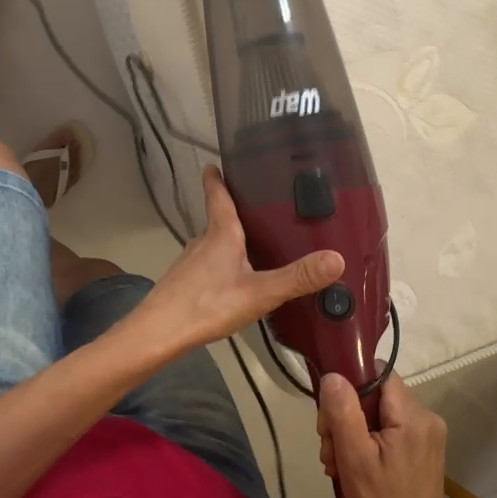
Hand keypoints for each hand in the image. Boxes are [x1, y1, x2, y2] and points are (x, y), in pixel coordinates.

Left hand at [119, 166, 342, 353]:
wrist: (159, 333)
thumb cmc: (208, 304)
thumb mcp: (259, 293)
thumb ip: (296, 277)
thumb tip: (337, 258)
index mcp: (221, 234)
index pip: (217, 196)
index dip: (216, 179)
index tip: (214, 164)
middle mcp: (203, 241)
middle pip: (218, 220)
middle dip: (234, 213)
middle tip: (259, 209)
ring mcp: (189, 263)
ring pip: (212, 244)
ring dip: (228, 241)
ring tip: (253, 246)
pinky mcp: (183, 283)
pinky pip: (206, 266)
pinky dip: (220, 265)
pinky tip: (233, 282)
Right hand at [318, 373, 447, 497]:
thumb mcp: (353, 455)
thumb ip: (342, 409)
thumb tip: (333, 375)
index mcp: (414, 416)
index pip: (378, 373)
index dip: (350, 385)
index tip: (332, 413)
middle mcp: (428, 419)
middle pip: (376, 397)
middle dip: (347, 418)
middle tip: (329, 449)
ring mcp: (429, 438)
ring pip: (380, 417)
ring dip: (354, 435)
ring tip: (339, 465)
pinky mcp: (425, 454)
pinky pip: (391, 434)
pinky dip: (369, 446)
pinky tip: (355, 470)